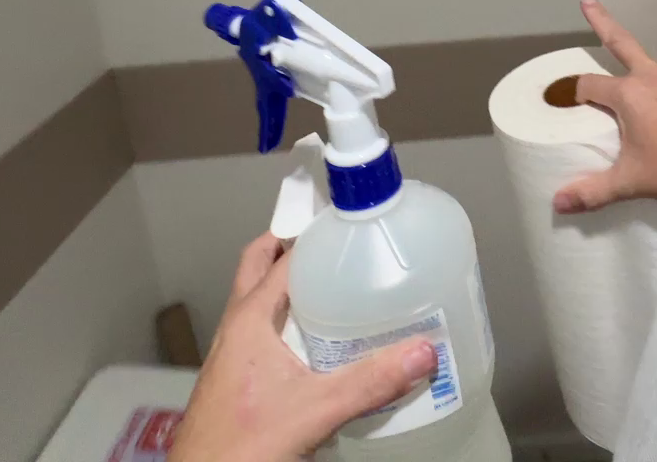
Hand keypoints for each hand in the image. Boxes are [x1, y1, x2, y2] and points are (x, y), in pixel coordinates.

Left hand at [171, 234, 437, 461]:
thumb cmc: (239, 449)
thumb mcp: (313, 412)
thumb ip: (369, 383)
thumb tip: (423, 352)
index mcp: (249, 318)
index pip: (283, 256)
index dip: (315, 232)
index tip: (347, 218)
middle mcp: (237, 326)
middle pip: (260, 265)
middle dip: (291, 244)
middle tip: (331, 238)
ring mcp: (234, 352)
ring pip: (260, 297)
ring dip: (289, 281)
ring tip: (335, 280)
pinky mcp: (239, 376)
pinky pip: (264, 328)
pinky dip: (288, 316)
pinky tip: (320, 338)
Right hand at [553, 0, 656, 212]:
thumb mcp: (632, 182)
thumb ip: (593, 192)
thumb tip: (558, 204)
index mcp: (629, 94)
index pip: (588, 86)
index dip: (575, 94)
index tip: (569, 103)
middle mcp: (654, 77)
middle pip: (621, 42)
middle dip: (601, 21)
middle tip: (587, 2)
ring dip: (650, 85)